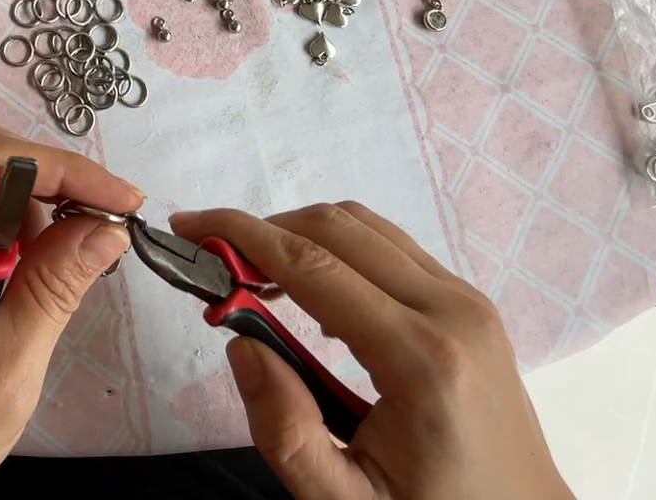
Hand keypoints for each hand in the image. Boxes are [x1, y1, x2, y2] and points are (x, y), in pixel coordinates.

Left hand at [0, 126, 138, 499]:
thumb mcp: (2, 370)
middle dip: (49, 179)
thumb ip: (54, 287)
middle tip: (104, 220)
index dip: (62, 168)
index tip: (123, 200)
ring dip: (27, 199)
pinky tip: (24, 257)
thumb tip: (108, 227)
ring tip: (64, 250)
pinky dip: (1, 217)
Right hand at [172, 203, 574, 499]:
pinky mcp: (468, 301)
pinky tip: (311, 291)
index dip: (240, 236)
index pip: (312, 263)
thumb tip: (240, 341)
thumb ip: (284, 431)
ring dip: (296, 233)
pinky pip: (386, 245)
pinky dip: (333, 247)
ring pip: (360, 224)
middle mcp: (451, 309)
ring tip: (256, 276)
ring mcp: (466, 299)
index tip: (188, 227)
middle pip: (334, 226)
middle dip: (261, 228)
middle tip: (213, 258)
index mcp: (422, 359)